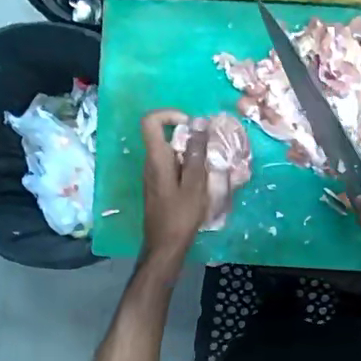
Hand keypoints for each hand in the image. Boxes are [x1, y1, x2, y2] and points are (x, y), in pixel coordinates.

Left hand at [140, 109, 209, 263]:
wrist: (165, 245)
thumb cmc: (181, 216)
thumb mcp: (195, 185)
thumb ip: (197, 154)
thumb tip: (199, 124)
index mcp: (157, 159)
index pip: (150, 121)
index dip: (169, 114)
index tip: (191, 124)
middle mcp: (150, 163)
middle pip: (164, 136)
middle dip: (188, 136)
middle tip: (209, 149)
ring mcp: (153, 175)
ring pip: (170, 152)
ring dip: (190, 153)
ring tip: (209, 167)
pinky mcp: (158, 186)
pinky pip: (171, 166)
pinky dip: (186, 166)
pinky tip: (201, 182)